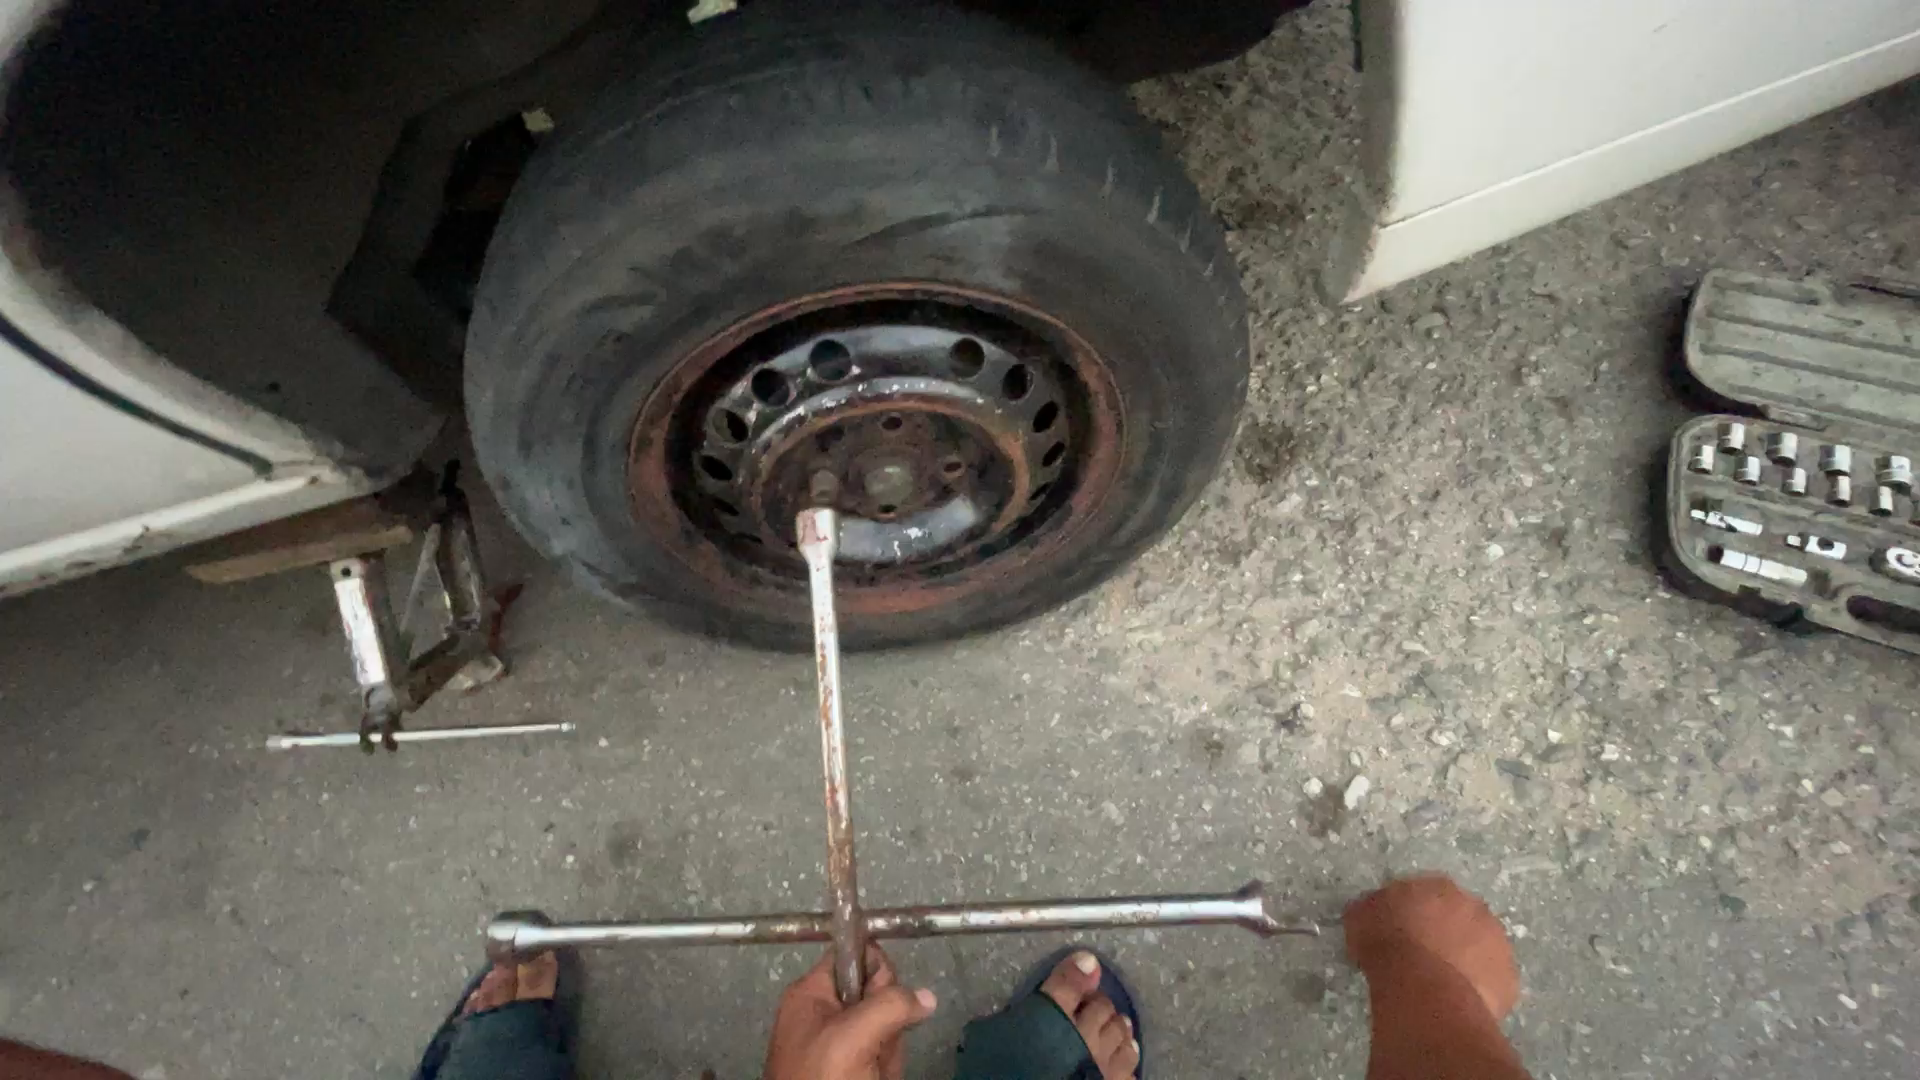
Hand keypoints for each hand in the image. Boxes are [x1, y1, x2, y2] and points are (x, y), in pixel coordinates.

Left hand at [765, 944, 936, 1079]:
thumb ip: (890, 1004)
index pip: (855, 955)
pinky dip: (886, 1071)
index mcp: (811, 993)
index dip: (877, 971)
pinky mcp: (849, 1070)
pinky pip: (881, 1056)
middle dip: (887, 1022)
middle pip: (876, 994)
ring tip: (874, 1075)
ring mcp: (836, 1045)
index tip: (882, 996)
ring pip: (884, 1028)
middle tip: (876, 1048)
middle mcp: (822, 1013)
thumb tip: (926, 997)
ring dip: (889, 1053)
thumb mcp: (852, 1036)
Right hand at [1344, 874, 1519, 1019]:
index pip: (1428, 891)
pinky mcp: (1509, 979)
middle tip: (1425, 950)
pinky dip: (1476, 984)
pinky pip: (1490, 978)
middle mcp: (1474, 907)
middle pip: (1460, 915)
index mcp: (1438, 885)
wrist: (1423, 988)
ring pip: (1480, 946)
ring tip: (1441, 976)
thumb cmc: (1387, 943)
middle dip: (1446, 929)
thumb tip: (1376, 908)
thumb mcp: (1360, 915)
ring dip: (1466, 955)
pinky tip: (1456, 994)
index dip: (1415, 909)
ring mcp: (1498, 944)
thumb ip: (1373, 906)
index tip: (1403, 925)